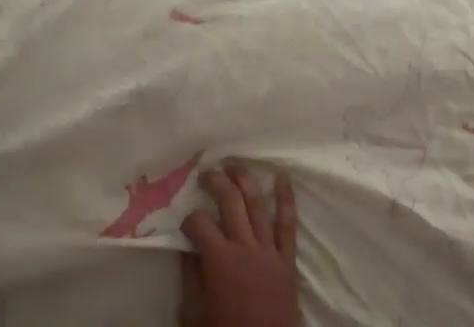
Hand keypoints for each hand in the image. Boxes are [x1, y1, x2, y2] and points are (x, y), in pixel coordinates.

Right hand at [179, 160, 300, 326]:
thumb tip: (187, 247)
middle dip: (216, 181)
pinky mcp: (287, 258)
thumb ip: (191, 276)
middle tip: (206, 170)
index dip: (188, 219)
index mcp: (219, 260)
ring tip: (234, 162)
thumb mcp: (195, 313)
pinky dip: (286, 197)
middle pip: (229, 201)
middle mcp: (244, 247)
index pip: (199, 223)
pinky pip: (288, 223)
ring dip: (245, 179)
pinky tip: (282, 177)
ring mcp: (268, 250)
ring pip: (257, 204)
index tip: (185, 224)